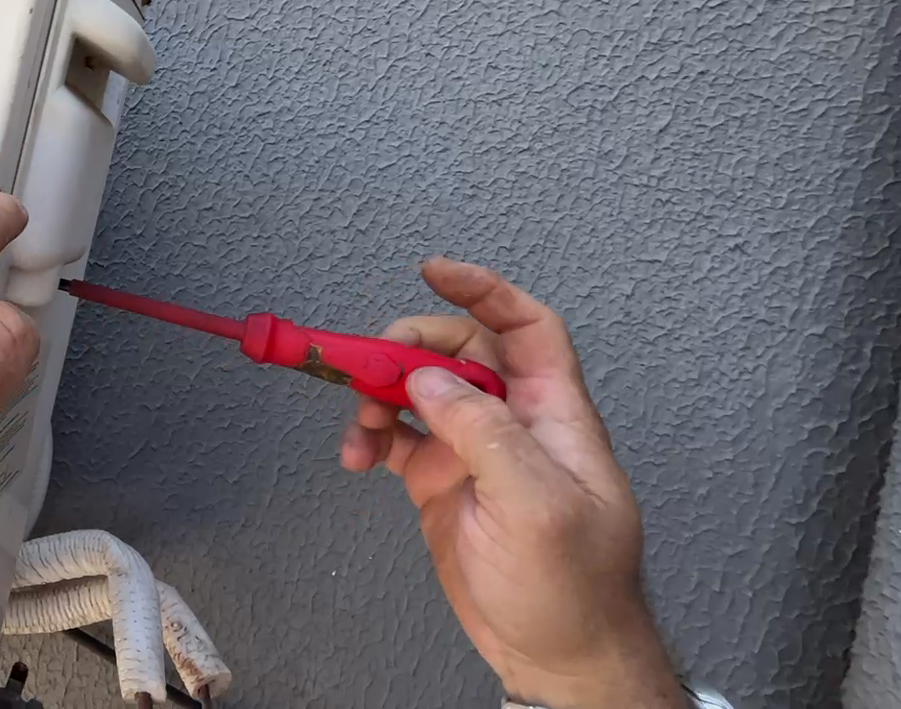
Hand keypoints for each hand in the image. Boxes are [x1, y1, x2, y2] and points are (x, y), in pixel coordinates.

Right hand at [339, 258, 682, 708]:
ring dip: (373, 396)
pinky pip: (389, 432)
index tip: (432, 271)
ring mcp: (468, 446)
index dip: (483, 290)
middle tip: (369, 367)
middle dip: (403, 348)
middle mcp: (507, 420)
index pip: (525, 328)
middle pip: (451, 349)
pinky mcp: (435, 473)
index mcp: (550, 415)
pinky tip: (355, 457)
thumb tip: (423, 376)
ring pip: (410, 387)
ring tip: (359, 430)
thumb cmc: (572, 590)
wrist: (551, 656)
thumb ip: (482, 433)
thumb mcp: (537, 508)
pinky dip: (364, 435)